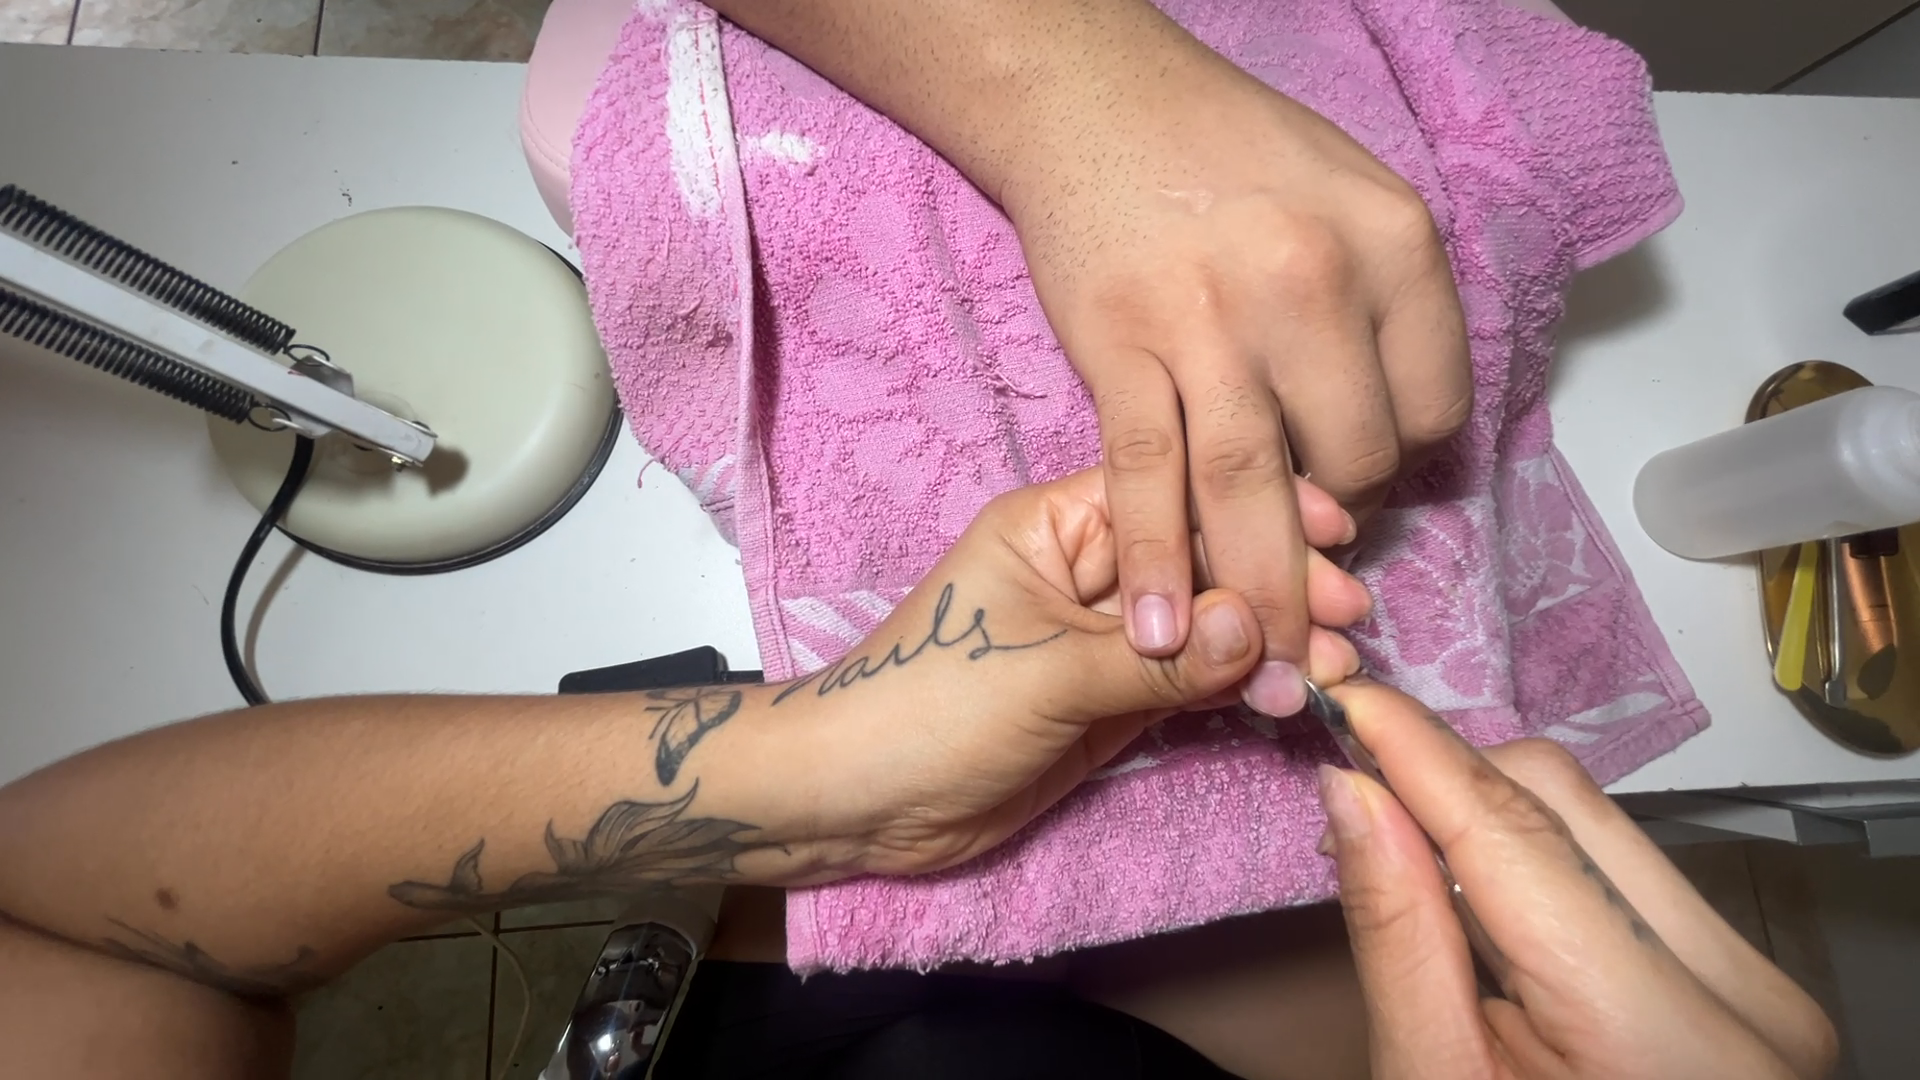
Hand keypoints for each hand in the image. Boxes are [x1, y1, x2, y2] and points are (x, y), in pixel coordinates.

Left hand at [775, 467, 1369, 878]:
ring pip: (1196, 627)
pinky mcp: (1109, 697)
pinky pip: (1183, 681)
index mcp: (1053, 527)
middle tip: (1347, 617)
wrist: (866, 798)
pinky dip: (1233, 687)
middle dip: (1267, 586)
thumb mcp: (1045, 672)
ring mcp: (1100, 637)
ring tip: (1335, 665)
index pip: (1165, 498)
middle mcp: (1083, 570)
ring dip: (1263, 643)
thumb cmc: (934, 704)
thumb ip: (1155, 658)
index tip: (1333, 533)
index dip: (1245, 511)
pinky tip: (1289, 690)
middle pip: (1191, 563)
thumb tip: (1264, 627)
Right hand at [999, 22, 1470, 669]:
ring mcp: (1209, 325)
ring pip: (1247, 485)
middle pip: (1347, 463)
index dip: (1390, 472)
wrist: (1094, 106)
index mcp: (1393, 243)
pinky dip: (1155, 557)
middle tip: (1308, 625)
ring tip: (1256, 671)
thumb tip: (1358, 434)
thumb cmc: (1221, 150)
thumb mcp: (1346, 193)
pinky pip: (1146, 471)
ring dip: (1255, 591)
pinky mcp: (1121, 353)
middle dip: (1326, 550)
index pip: (1428, 409)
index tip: (1344, 495)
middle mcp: (1311, 286)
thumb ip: (1375, 309)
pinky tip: (1157, 628)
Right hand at [1318, 682, 1837, 1079]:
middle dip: (1436, 770)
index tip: (1340, 691)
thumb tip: (1346, 789)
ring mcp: (1756, 985)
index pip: (1512, 830)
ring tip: (1393, 843)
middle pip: (1557, 796)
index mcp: (1671, 1043)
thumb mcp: (1427, 1078)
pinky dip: (1511, 840)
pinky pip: (1604, 855)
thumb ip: (1394, 927)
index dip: (1414, 746)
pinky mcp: (1738, 980)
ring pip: (1584, 812)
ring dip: (1469, 802)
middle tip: (1347, 794)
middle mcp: (1745, 993)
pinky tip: (1459, 877)